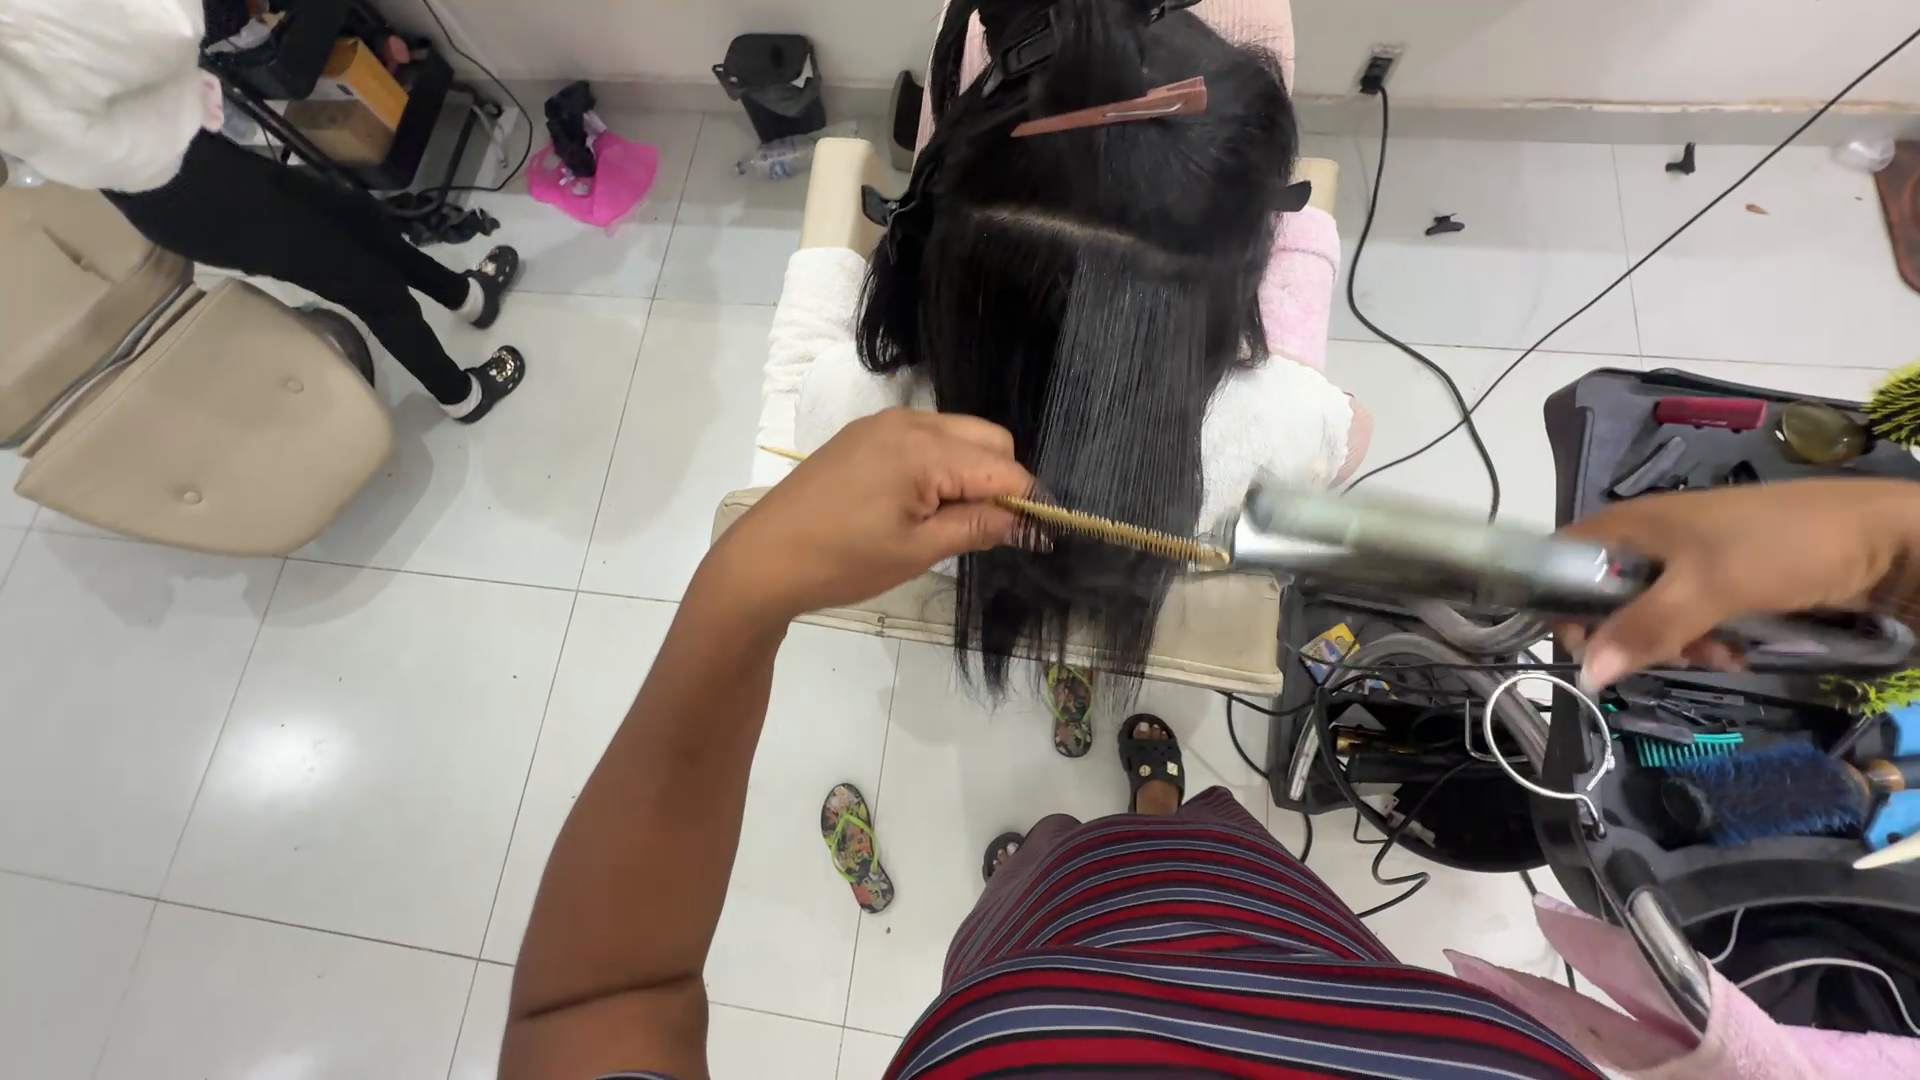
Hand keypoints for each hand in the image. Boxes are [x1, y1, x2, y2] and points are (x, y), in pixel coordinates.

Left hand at [699, 409, 1033, 621]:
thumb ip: (980, 528)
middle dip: (1004, 480)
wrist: (764, 557)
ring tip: (956, 518)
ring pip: (960, 434)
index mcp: (924, 450)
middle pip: (989, 439)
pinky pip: (927, 437)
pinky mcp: (866, 433)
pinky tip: (926, 499)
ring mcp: (884, 423)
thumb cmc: (843, 561)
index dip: (1029, 502)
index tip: (1038, 534)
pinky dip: (943, 463)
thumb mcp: (918, 550)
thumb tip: (1031, 524)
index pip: (1004, 468)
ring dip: (974, 470)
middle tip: (992, 528)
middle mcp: (909, 422)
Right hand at [1557, 478, 1919, 688]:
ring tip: (1709, 657)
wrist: (1892, 533)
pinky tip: (1729, 651)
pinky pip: (1682, 612)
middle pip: (1598, 593)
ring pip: (1643, 609)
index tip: (1586, 641)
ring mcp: (1679, 556)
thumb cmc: (1781, 546)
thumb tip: (1584, 674)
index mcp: (1621, 525)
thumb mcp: (1707, 590)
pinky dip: (1697, 636)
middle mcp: (1640, 538)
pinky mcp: (1715, 574)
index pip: (1555, 564)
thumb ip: (1644, 630)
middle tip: (1663, 655)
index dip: (1557, 603)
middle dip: (1625, 633)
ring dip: (1667, 642)